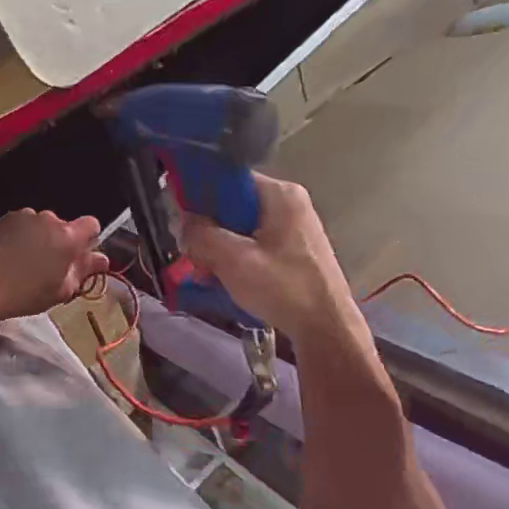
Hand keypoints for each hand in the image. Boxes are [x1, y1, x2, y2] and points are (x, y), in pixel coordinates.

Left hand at [0, 209, 110, 329]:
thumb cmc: (28, 293)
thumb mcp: (63, 288)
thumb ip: (85, 270)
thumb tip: (102, 259)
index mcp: (68, 236)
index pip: (91, 224)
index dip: (88, 239)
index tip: (78, 255)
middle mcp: (49, 219)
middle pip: (65, 226)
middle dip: (62, 241)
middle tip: (51, 264)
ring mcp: (26, 216)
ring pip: (44, 224)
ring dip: (42, 236)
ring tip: (29, 259)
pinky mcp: (8, 217)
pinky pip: (25, 222)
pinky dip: (24, 233)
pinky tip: (15, 252)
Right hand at [180, 174, 356, 331]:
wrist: (327, 330)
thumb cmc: (283, 288)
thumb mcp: (233, 260)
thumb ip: (201, 234)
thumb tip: (182, 221)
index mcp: (280, 194)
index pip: (228, 179)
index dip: (200, 194)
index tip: (181, 217)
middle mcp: (288, 202)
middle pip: (232, 204)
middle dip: (208, 227)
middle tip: (192, 250)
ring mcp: (293, 226)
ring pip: (240, 225)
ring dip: (219, 246)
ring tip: (206, 269)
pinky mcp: (293, 248)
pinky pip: (253, 242)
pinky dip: (235, 256)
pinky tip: (225, 276)